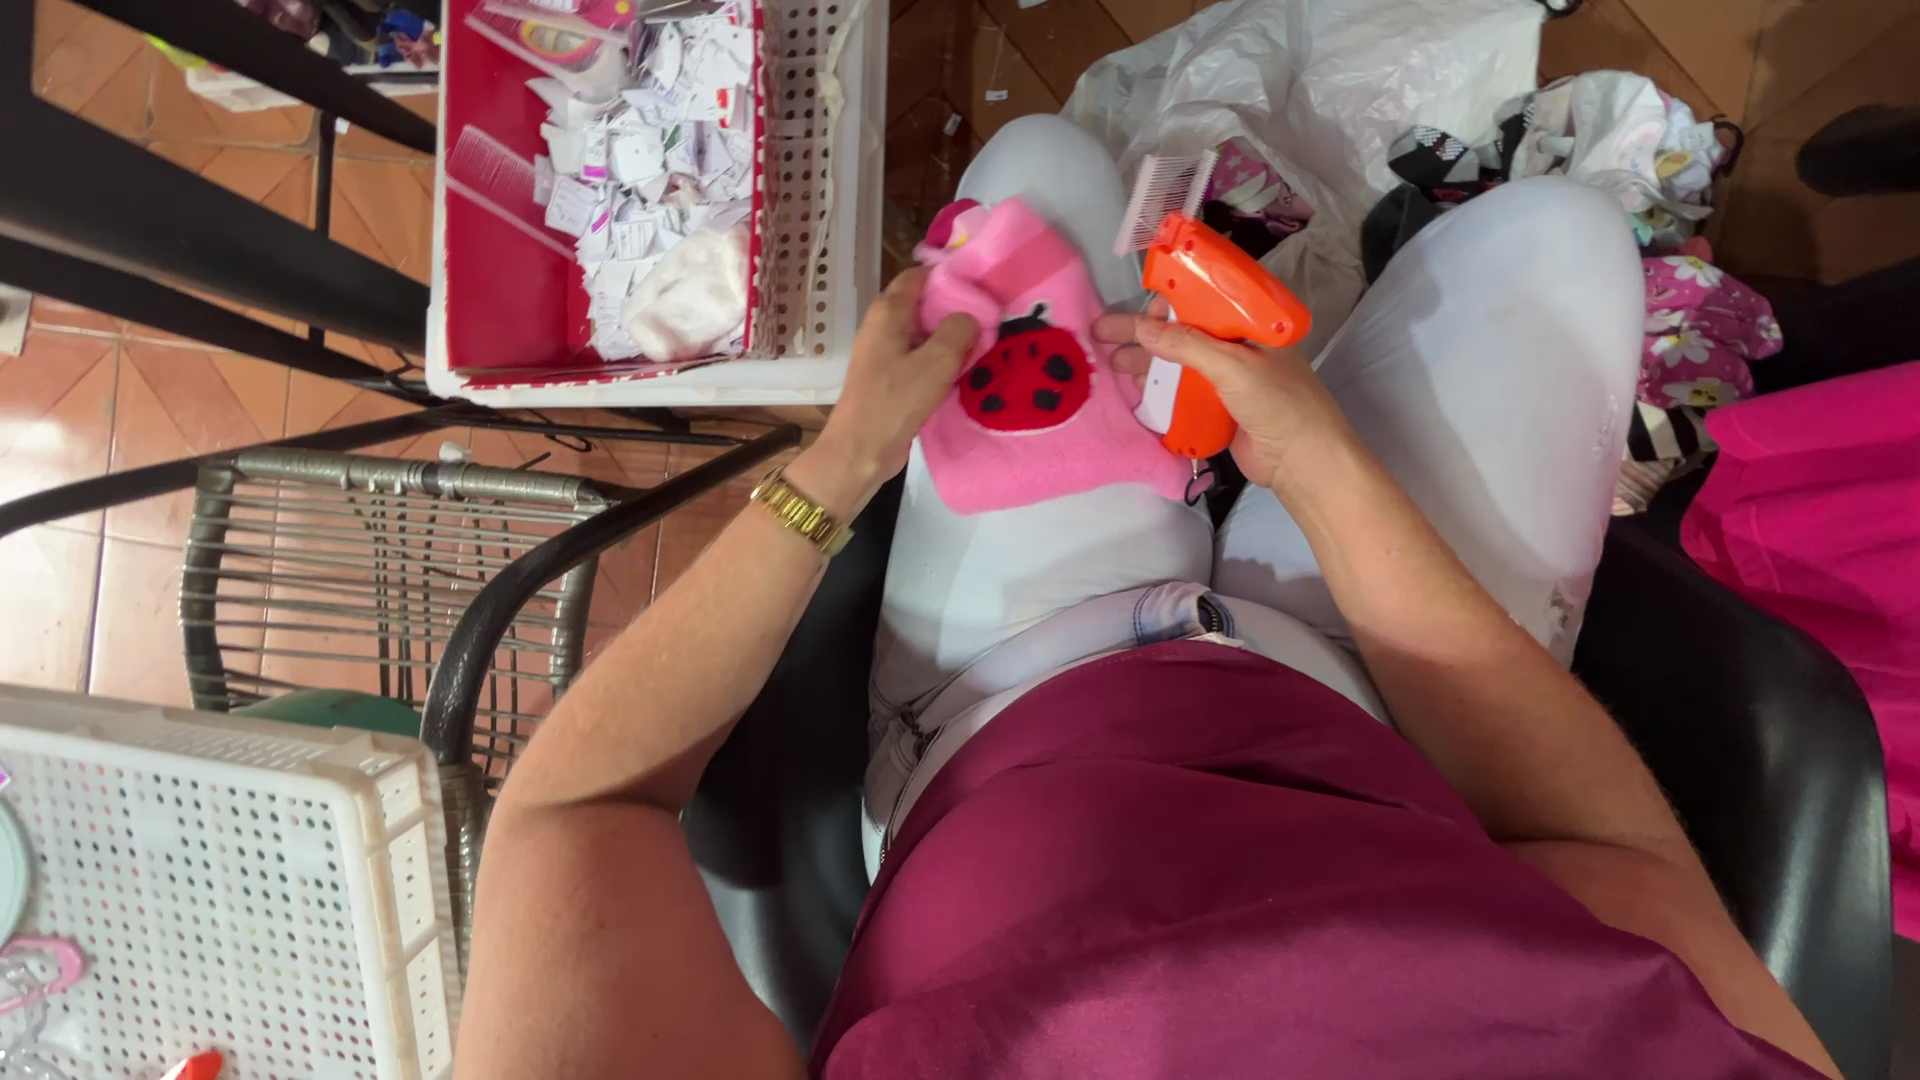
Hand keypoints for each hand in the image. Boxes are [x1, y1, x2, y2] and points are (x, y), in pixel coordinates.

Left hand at [797, 267, 977, 512]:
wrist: (860, 451)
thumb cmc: (895, 402)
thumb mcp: (935, 363)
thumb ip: (958, 331)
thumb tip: (970, 317)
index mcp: (888, 313)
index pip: (918, 275)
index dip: (948, 275)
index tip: (980, 284)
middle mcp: (882, 327)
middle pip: (922, 304)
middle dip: (953, 307)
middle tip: (989, 314)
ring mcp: (884, 355)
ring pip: (922, 334)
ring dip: (949, 337)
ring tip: (983, 340)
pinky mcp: (890, 380)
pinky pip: (919, 359)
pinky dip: (939, 360)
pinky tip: (963, 370)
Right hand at [1092, 302, 1352, 492]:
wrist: (1300, 462)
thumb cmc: (1279, 404)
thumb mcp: (1233, 366)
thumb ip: (1187, 345)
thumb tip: (1142, 328)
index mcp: (1248, 325)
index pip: (1202, 301)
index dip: (1169, 301)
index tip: (1138, 308)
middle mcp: (1235, 347)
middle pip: (1182, 333)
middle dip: (1143, 333)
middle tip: (1102, 332)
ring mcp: (1224, 379)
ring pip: (1176, 364)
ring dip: (1145, 362)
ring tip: (1110, 363)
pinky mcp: (1214, 408)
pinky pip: (1179, 392)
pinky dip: (1157, 390)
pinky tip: (1132, 389)